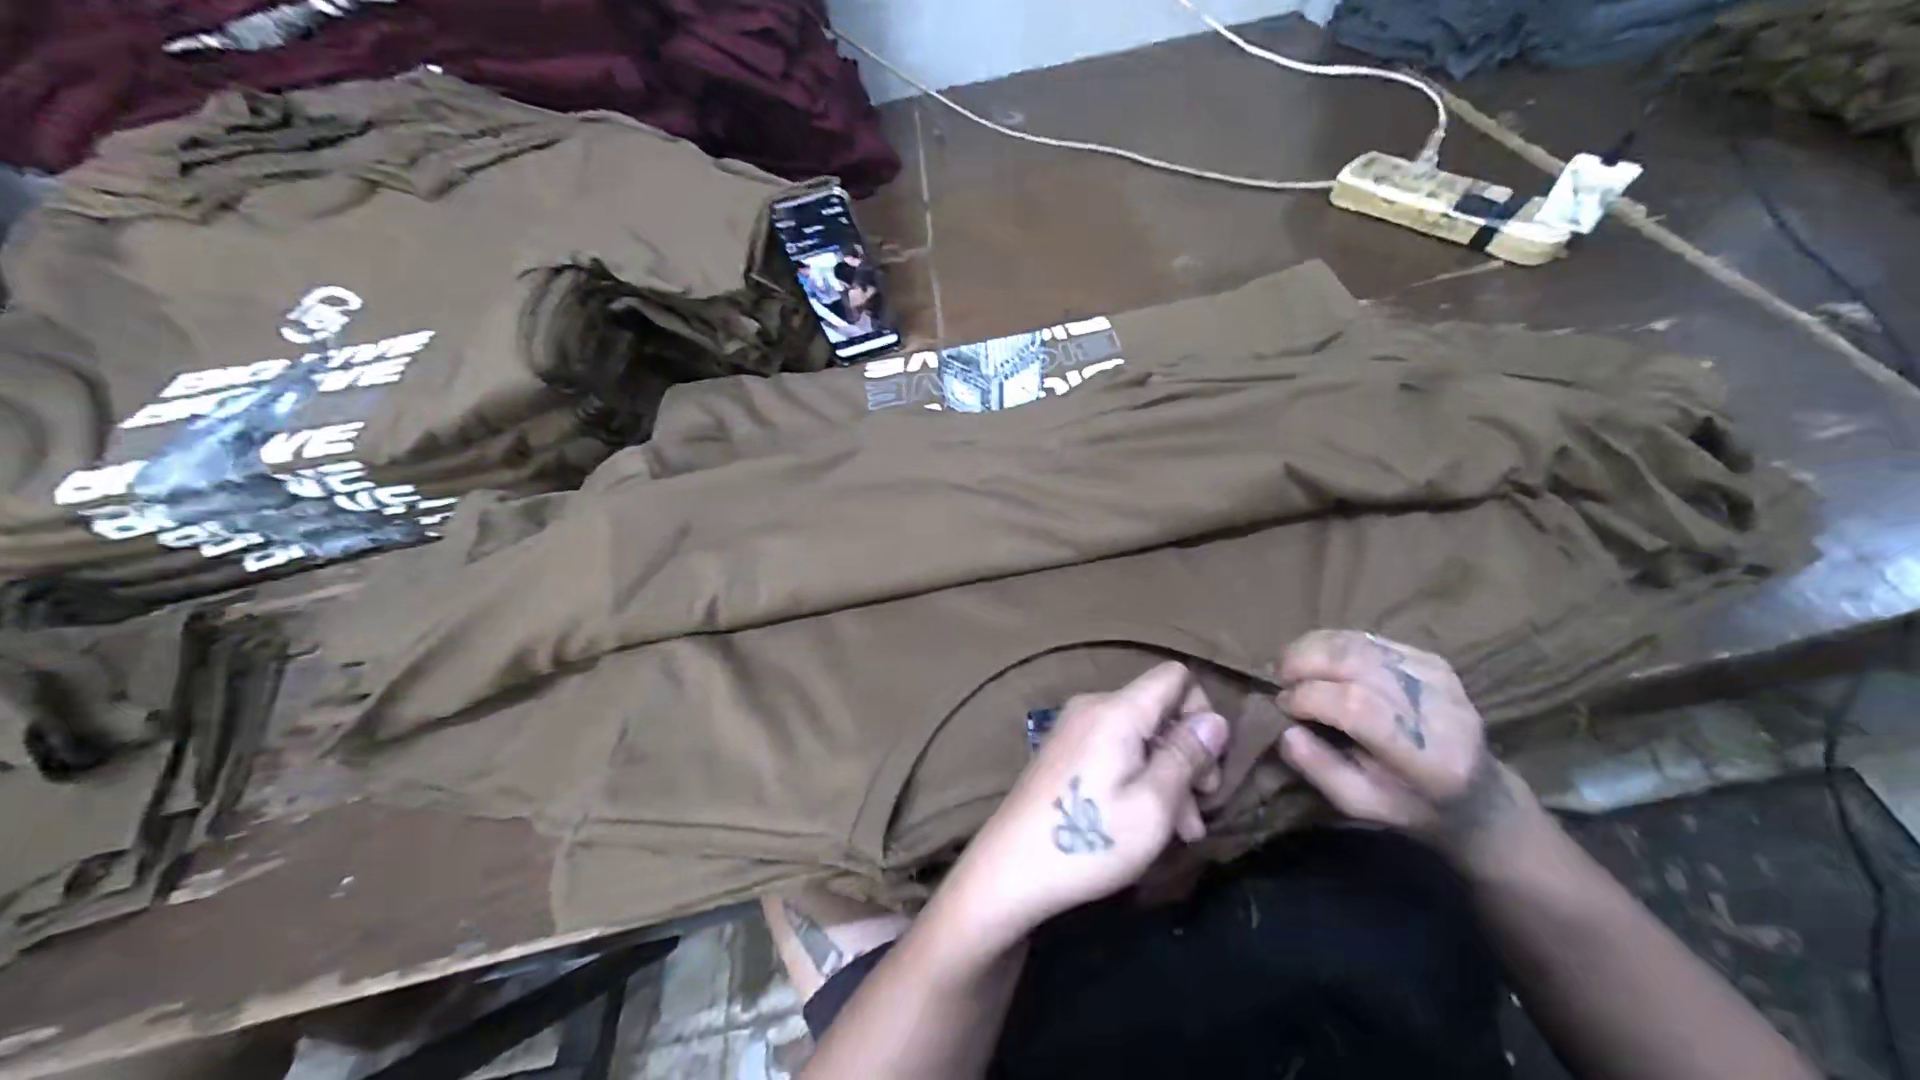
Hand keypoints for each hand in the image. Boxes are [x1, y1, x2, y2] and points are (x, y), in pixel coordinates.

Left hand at [941, 662, 1230, 949]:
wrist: (1009, 869)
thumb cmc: (1089, 840)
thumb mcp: (1153, 805)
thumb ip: (1186, 756)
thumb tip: (1216, 718)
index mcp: (1115, 711)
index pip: (1174, 676)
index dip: (1202, 711)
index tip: (1209, 763)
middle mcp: (1092, 707)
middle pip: (1158, 710)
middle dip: (1188, 754)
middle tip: (1202, 806)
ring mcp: (1073, 729)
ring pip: (1139, 737)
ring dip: (1167, 776)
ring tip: (1182, 831)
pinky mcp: (1064, 753)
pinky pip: (1114, 750)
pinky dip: (1138, 777)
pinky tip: (1148, 822)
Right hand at [1276, 629, 1535, 863]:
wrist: (1478, 794)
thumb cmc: (1410, 805)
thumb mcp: (1360, 805)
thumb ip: (1319, 769)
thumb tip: (1285, 729)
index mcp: (1427, 756)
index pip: (1358, 707)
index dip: (1309, 698)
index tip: (1282, 705)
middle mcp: (1438, 707)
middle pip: (1356, 663)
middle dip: (1303, 663)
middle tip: (1278, 678)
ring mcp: (1436, 677)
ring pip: (1358, 644)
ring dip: (1311, 648)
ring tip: (1290, 667)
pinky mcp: (1430, 659)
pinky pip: (1366, 639)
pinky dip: (1330, 644)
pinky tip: (1316, 661)